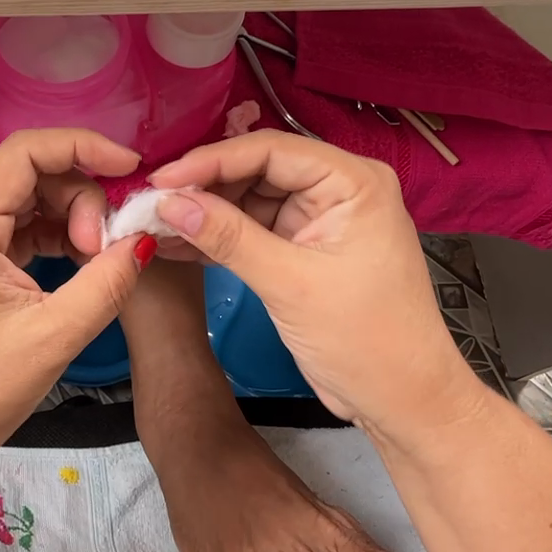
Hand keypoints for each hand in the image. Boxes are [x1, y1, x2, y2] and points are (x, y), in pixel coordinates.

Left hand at [0, 129, 151, 488]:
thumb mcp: (54, 336)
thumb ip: (106, 282)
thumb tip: (144, 240)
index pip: (24, 153)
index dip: (82, 146)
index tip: (130, 166)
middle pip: (29, 174)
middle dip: (80, 197)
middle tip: (108, 248)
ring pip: (27, 200)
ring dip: (69, 218)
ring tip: (96, 261)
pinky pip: (17, 228)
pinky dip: (53, 237)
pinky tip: (79, 263)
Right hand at [147, 133, 483, 437]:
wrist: (402, 401)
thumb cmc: (369, 340)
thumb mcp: (291, 284)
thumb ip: (229, 237)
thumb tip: (170, 203)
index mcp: (352, 181)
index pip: (271, 150)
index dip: (211, 161)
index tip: (162, 179)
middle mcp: (335, 189)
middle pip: (254, 170)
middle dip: (202, 186)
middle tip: (149, 202)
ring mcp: (315, 219)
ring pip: (246, 200)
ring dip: (201, 213)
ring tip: (150, 222)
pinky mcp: (299, 248)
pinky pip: (248, 230)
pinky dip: (214, 238)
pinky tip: (172, 242)